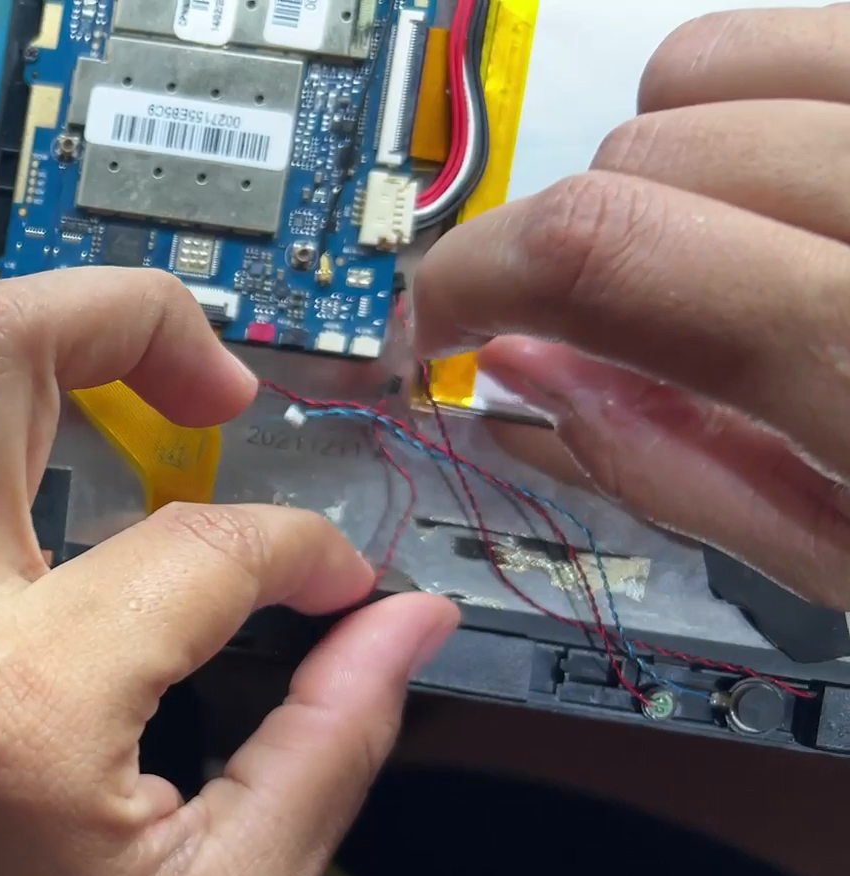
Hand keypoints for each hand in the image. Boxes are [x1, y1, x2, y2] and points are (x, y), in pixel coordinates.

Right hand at [412, 4, 849, 606]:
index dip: (462, 276)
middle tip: (590, 318)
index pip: (591, 243)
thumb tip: (505, 387)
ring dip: (657, 160)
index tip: (432, 327)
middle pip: (635, 156)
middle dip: (565, 251)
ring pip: (716, 61)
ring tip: (698, 237)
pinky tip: (802, 173)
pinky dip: (769, 92)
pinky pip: (822, 25)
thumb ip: (655, 465)